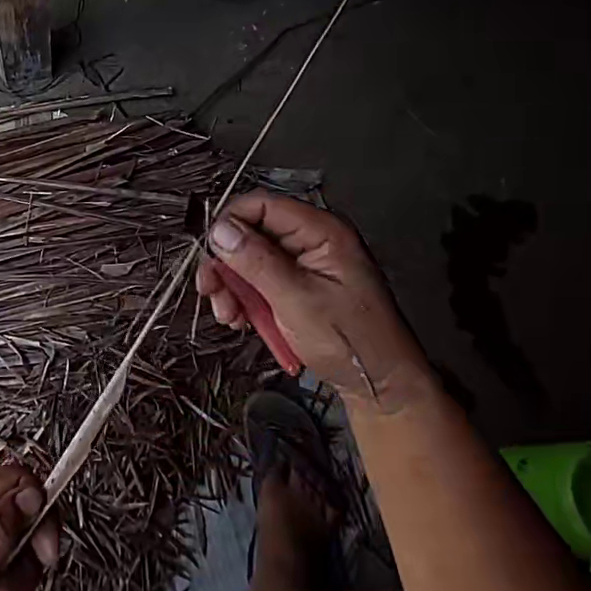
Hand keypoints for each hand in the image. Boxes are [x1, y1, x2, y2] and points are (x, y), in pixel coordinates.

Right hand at [196, 190, 430, 407]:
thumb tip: (221, 230)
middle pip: (250, 234)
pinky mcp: (295, 288)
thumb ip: (256, 262)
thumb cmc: (354, 343)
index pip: (263, 205)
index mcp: (321, 232)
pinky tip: (240, 320)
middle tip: (211, 289)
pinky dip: (243, 301)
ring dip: (231, 287)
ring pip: (248, 261)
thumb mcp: (298, 300)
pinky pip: (257, 284)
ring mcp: (301, 266)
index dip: (231, 223)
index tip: (211, 252)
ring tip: (228, 314)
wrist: (380, 386)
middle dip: (227, 263)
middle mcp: (310, 242)